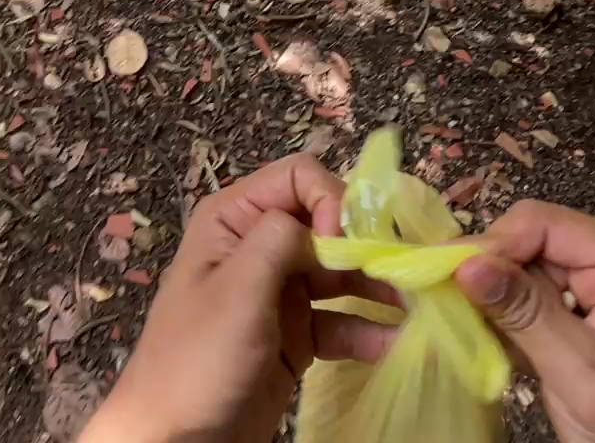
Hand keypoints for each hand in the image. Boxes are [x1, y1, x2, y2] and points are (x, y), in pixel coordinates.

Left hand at [79, 154, 393, 442]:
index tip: (345, 242)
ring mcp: (279, 289)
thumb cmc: (198, 356)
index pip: (297, 177)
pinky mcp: (295, 334)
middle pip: (325, 221)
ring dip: (377, 283)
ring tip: (418, 304)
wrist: (176, 441)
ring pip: (339, 270)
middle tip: (405, 273)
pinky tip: (395, 343)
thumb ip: (279, 239)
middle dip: (366, 242)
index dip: (329, 199)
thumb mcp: (237, 289)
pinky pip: (340, 320)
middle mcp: (260, 244)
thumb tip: (327, 217)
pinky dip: (368, 329)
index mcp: (235, 218)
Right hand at [455, 201, 594, 442]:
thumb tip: (463, 264)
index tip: (449, 277)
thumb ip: (527, 316)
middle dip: (492, 271)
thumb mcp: (586, 379)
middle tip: (454, 305)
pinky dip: (505, 312)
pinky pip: (527, 289)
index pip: (543, 223)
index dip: (493, 244)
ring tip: (471, 325)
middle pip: (528, 238)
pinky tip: (496, 337)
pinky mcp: (582, 305)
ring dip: (494, 295)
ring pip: (520, 263)